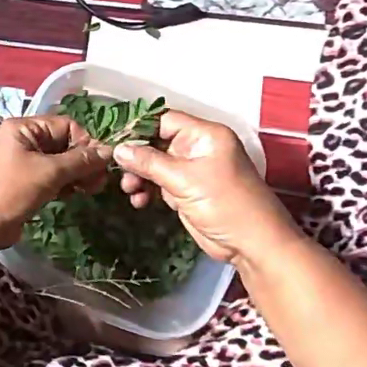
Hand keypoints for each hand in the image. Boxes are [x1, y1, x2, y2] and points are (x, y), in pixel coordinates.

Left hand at [0, 115, 110, 245]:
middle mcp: (23, 139)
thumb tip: (109, 151)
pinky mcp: (26, 181)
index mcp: (24, 127)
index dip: (85, 142)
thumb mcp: (49, 172)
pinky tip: (75, 194)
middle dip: (84, 161)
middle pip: (64, 143)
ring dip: (77, 173)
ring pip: (60, 161)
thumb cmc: (13, 189)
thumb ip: (81, 160)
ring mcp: (24, 161)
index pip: (66, 125)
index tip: (100, 164)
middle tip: (99, 182)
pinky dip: (65, 183)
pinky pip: (52, 176)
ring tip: (90, 190)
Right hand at [112, 110, 303, 266]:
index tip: (113, 139)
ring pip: (154, 164)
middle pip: (156, 142)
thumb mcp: (184, 180)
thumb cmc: (226, 205)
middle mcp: (198, 148)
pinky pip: (159, 182)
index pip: (164, 120)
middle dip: (135, 156)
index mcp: (205, 135)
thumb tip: (118, 149)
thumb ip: (148, 162)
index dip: (137, 127)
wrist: (253, 246)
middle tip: (117, 168)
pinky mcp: (187, 190)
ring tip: (130, 189)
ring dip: (138, 175)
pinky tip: (139, 200)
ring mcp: (192, 170)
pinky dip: (147, 189)